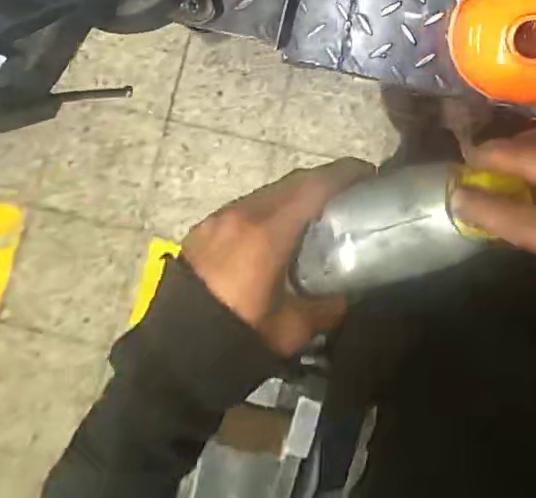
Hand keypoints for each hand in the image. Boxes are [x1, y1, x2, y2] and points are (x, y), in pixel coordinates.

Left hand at [182, 158, 373, 355]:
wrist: (167, 361)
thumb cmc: (235, 344)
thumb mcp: (290, 333)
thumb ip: (326, 306)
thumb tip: (346, 292)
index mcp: (267, 234)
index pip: (314, 187)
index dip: (345, 174)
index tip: (368, 173)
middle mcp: (244, 214)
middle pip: (294, 181)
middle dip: (326, 180)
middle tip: (350, 193)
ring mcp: (221, 217)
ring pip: (270, 191)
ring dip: (297, 193)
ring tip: (318, 210)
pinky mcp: (206, 227)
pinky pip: (249, 205)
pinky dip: (272, 207)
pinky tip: (280, 229)